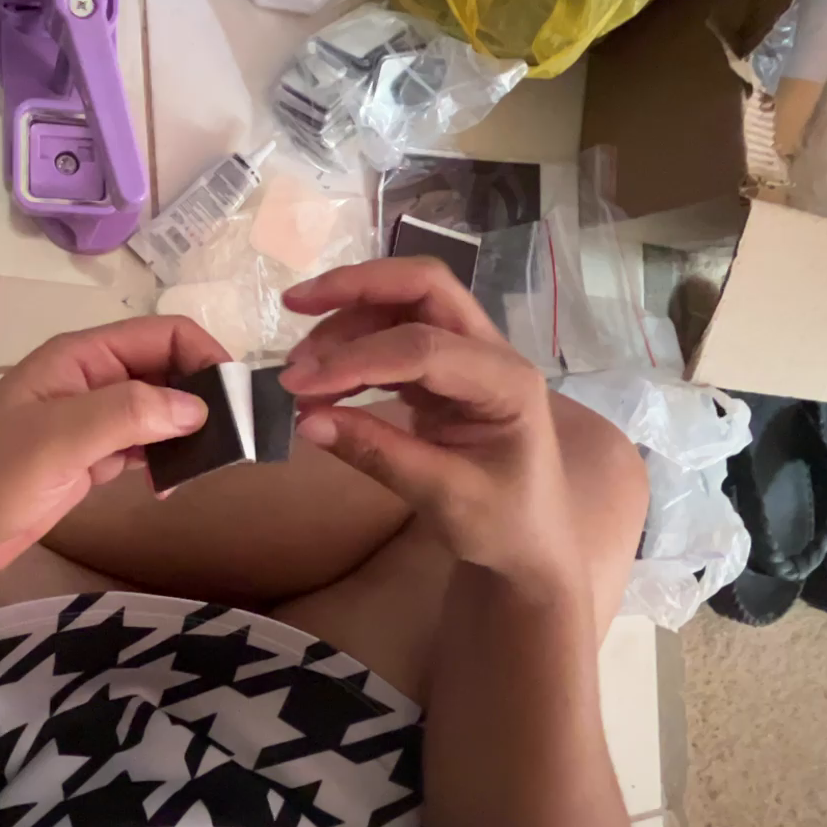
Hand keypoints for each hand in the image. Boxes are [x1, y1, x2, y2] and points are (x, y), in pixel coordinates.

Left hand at [0, 316, 227, 580]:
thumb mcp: (56, 438)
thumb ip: (127, 414)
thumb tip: (200, 407)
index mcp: (84, 357)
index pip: (163, 335)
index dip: (204, 357)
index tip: (234, 402)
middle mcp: (94, 381)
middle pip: (168, 371)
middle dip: (204, 398)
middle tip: (232, 441)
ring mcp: (93, 422)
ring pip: (161, 412)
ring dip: (189, 434)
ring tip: (206, 467)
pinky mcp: (91, 459)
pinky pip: (145, 448)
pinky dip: (167, 461)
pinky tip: (173, 485)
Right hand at [280, 258, 582, 582]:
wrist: (532, 540)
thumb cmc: (504, 525)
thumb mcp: (444, 498)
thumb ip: (377, 453)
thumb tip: (305, 421)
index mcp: (507, 382)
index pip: (422, 347)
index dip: (355, 360)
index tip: (296, 386)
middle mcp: (490, 352)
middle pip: (423, 286)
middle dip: (355, 286)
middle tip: (294, 304)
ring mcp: (466, 355)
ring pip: (402, 304)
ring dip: (345, 320)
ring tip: (298, 366)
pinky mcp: (441, 369)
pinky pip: (392, 337)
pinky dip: (351, 347)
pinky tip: (320, 380)